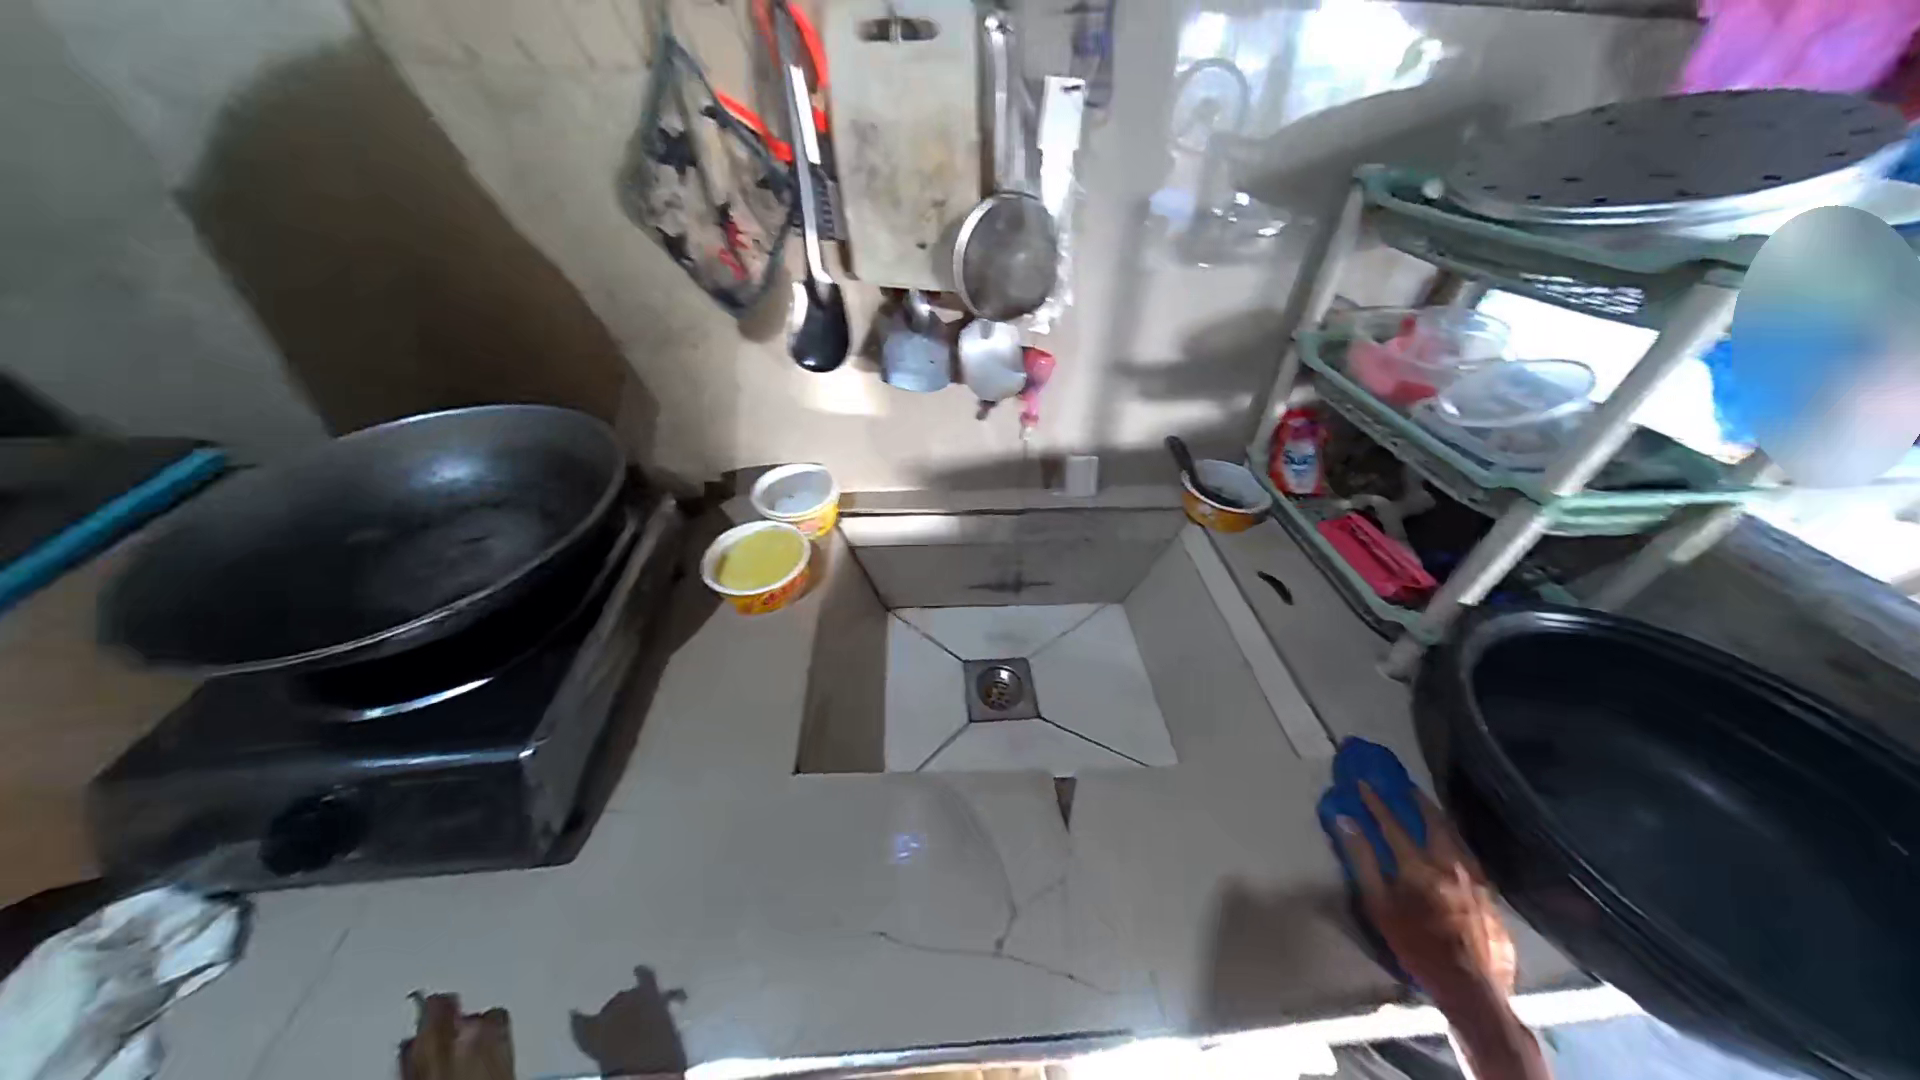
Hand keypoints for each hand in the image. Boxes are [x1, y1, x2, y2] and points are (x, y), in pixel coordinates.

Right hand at [1335, 784, 1515, 1006]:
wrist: (1472, 988)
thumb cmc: (1416, 944)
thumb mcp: (1378, 904)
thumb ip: (1362, 860)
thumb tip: (1345, 821)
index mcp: (1418, 864)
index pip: (1392, 823)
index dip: (1375, 801)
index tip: (1363, 782)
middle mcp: (1450, 863)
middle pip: (1434, 821)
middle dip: (1418, 801)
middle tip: (1407, 787)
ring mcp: (1475, 879)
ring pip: (1457, 838)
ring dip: (1440, 819)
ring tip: (1430, 810)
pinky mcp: (1491, 895)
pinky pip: (1470, 858)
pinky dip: (1456, 843)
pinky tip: (1454, 849)